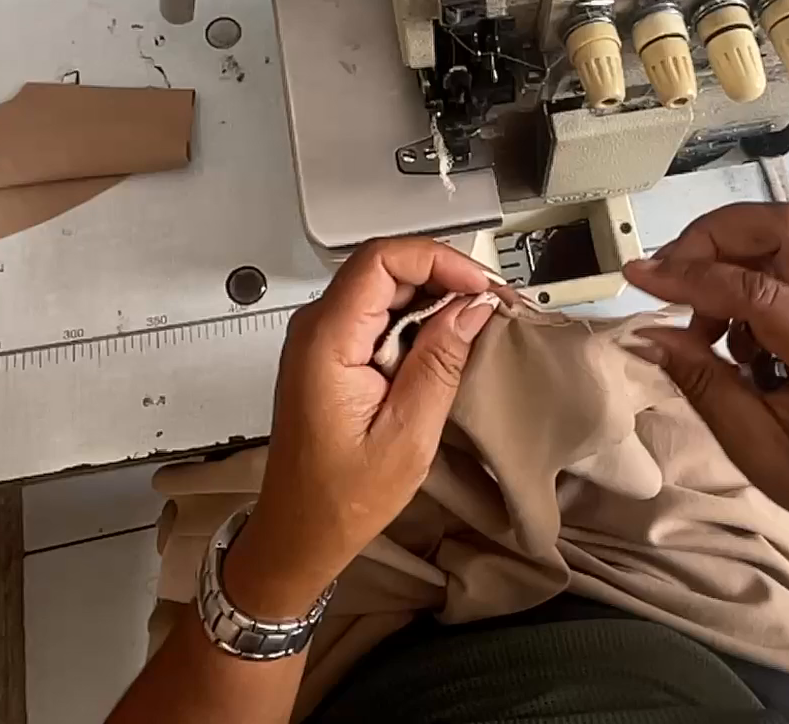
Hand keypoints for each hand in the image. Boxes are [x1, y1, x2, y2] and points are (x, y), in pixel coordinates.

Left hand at [223, 238, 498, 616]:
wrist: (300, 530)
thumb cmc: (341, 497)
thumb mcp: (407, 435)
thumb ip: (439, 362)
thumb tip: (471, 307)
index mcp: (327, 341)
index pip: (380, 260)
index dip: (437, 259)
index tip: (478, 285)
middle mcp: (316, 327)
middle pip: (383, 266)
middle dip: (442, 275)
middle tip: (488, 303)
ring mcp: (321, 336)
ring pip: (384, 285)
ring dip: (433, 296)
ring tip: (474, 324)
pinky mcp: (333, 349)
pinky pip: (378, 311)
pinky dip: (417, 317)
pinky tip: (444, 342)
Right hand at [622, 203, 788, 586]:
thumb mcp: (751, 443)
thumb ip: (699, 378)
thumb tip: (645, 332)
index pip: (760, 292)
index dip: (691, 277)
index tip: (637, 276)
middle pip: (786, 228)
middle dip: (714, 236)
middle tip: (670, 271)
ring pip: (787, 234)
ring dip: (727, 253)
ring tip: (700, 314)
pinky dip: (744, 272)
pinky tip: (729, 326)